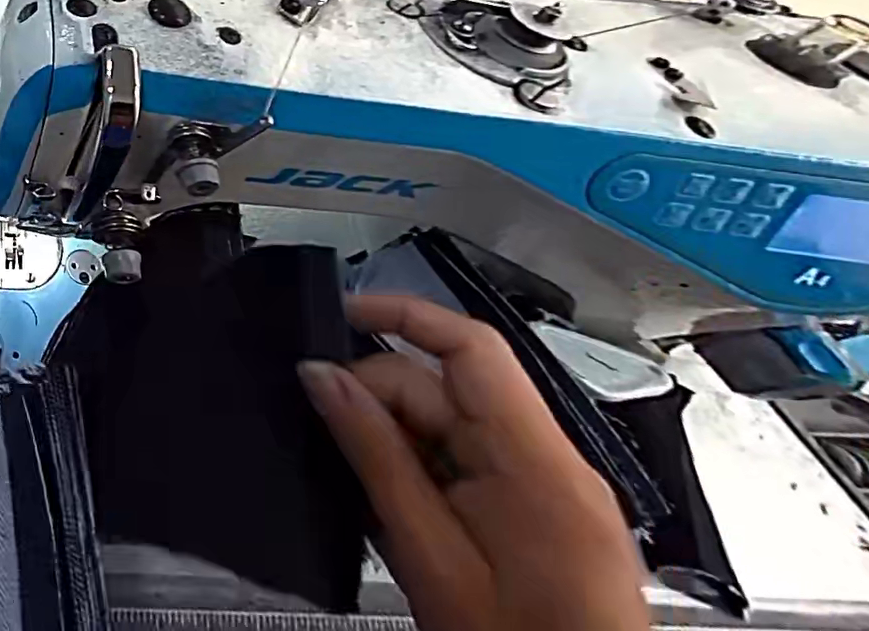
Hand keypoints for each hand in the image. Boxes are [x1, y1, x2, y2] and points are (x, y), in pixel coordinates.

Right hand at [299, 296, 646, 630]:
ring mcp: (544, 482)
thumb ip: (374, 455)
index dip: (404, 314)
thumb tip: (320, 375)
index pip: (471, 348)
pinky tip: (390, 505)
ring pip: (445, 423)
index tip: (342, 311)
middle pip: (445, 388)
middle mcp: (548, 459)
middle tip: (326, 430)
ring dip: (392, 438)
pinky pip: (459, 458)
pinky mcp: (534, 505)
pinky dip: (415, 468)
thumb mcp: (430, 557)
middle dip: (378, 398)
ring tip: (359, 485)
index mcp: (536, 463)